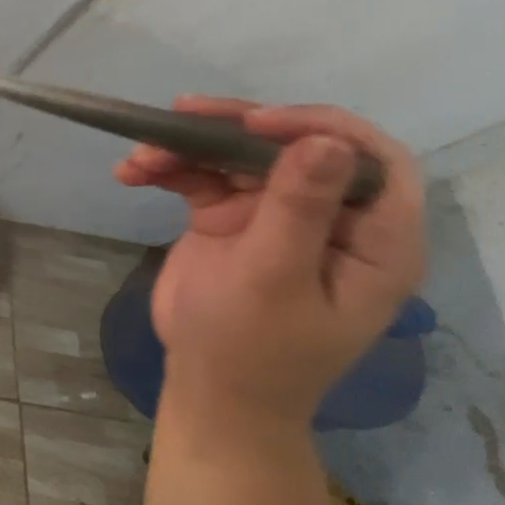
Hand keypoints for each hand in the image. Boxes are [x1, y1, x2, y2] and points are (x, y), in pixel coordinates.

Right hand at [113, 97, 425, 424]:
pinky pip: (202, 178)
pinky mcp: (231, 221)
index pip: (369, 160)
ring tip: (139, 155)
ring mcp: (278, 217)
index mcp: (372, 237)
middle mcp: (332, 217)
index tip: (256, 124)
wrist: (210, 390)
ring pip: (239, 157)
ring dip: (188, 147)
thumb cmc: (255, 349)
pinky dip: (168, 169)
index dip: (320, 128)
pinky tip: (131, 173)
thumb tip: (323, 141)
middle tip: (182, 114)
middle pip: (294, 147)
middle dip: (236, 128)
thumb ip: (299, 211)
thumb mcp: (275, 280)